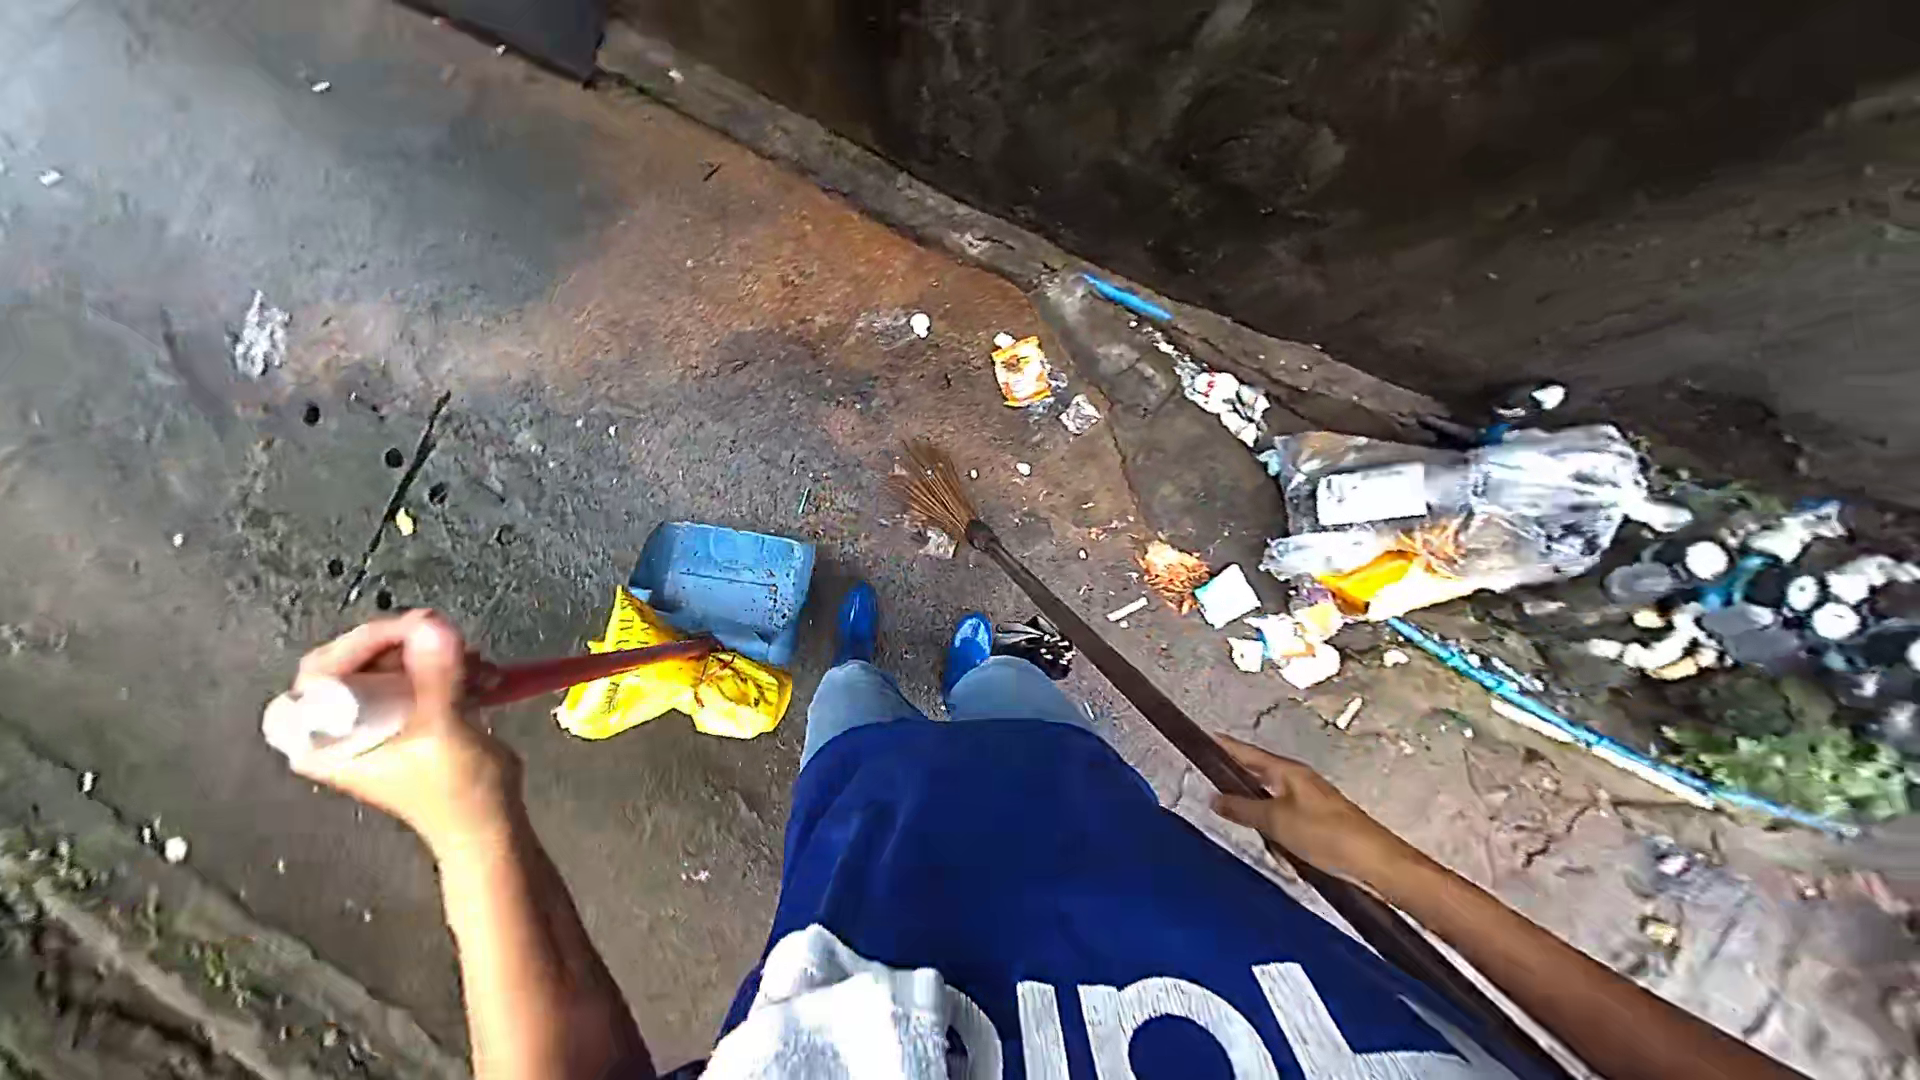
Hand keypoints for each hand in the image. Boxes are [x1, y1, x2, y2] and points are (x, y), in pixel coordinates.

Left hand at [278, 611, 522, 856]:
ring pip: (397, 666)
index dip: (368, 642)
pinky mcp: (411, 718)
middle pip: (362, 662)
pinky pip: (422, 676)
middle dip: (413, 648)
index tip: (420, 627)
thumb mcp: (445, 731)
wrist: (487, 823)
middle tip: (454, 641)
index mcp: (325, 739)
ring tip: (480, 666)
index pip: (326, 671)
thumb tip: (433, 622)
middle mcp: (341, 727)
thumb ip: (437, 676)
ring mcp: (377, 722)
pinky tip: (484, 676)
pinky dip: (454, 669)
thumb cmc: (458, 790)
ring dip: (443, 657)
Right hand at [1211, 734, 1422, 888]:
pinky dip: (1280, 836)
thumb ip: (1242, 808)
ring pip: (1271, 805)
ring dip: (1264, 823)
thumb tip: (1214, 798)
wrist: (1378, 865)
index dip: (1223, 746)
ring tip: (1267, 843)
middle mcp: (1297, 780)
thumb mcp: (1276, 821)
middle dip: (1240, 792)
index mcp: (1287, 771)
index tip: (1201, 738)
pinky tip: (1286, 855)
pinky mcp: (1319, 822)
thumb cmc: (1326, 835)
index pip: (1246, 752)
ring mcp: (1309, 801)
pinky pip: (1286, 822)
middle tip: (1219, 799)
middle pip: (1257, 777)